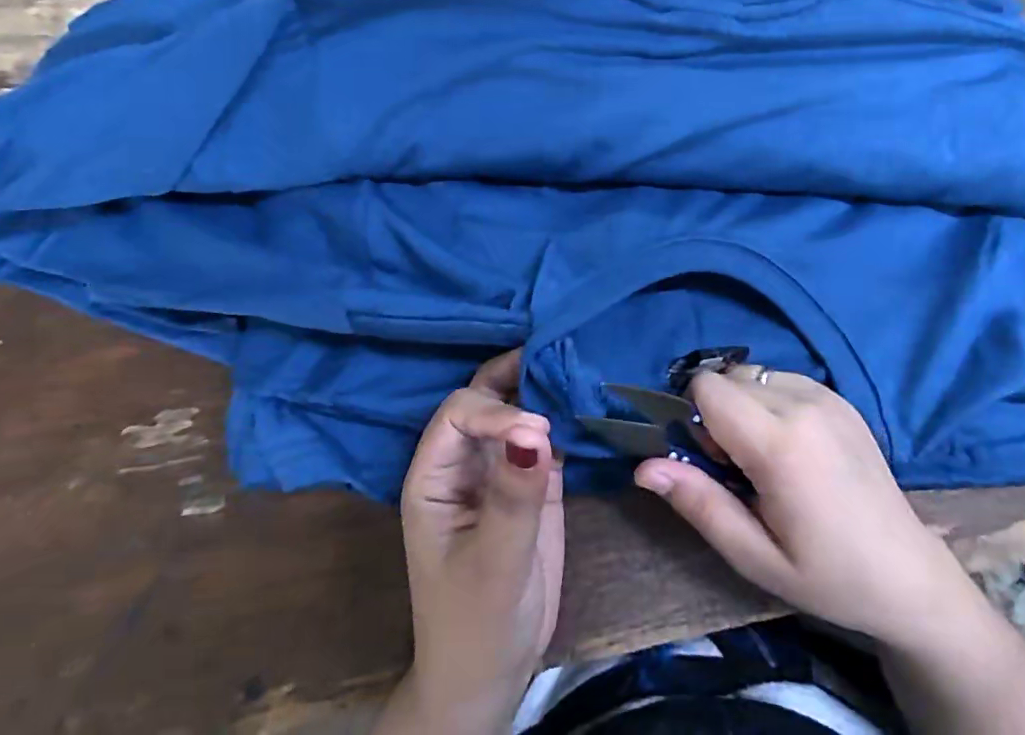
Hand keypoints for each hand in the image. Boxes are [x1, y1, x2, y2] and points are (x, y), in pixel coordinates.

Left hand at [376, 350, 563, 734]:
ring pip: (517, 409)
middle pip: (484, 397)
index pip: (458, 415)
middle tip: (561, 356)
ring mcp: (500, 469)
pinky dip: (566, 417)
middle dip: (517, 376)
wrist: (495, 668)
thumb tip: (534, 431)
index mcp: (434, 476)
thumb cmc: (477, 621)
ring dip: (543, 388)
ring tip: (578, 364)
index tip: (539, 431)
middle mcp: (464, 461)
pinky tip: (590, 402)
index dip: (495, 411)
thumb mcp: (494, 563)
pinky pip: (546, 437)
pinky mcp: (534, 481)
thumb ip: (513, 497)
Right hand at [633, 365, 970, 649]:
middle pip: (727, 377)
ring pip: (753, 375)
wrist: (908, 573)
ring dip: (743, 406)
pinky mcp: (842, 398)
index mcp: (780, 443)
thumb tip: (643, 467)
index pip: (707, 388)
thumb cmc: (827, 575)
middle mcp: (804, 403)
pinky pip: (783, 379)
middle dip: (717, 414)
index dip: (694, 420)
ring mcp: (828, 396)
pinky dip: (771, 402)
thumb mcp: (754, 556)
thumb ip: (698, 503)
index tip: (713, 463)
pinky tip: (793, 447)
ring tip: (768, 457)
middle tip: (740, 468)